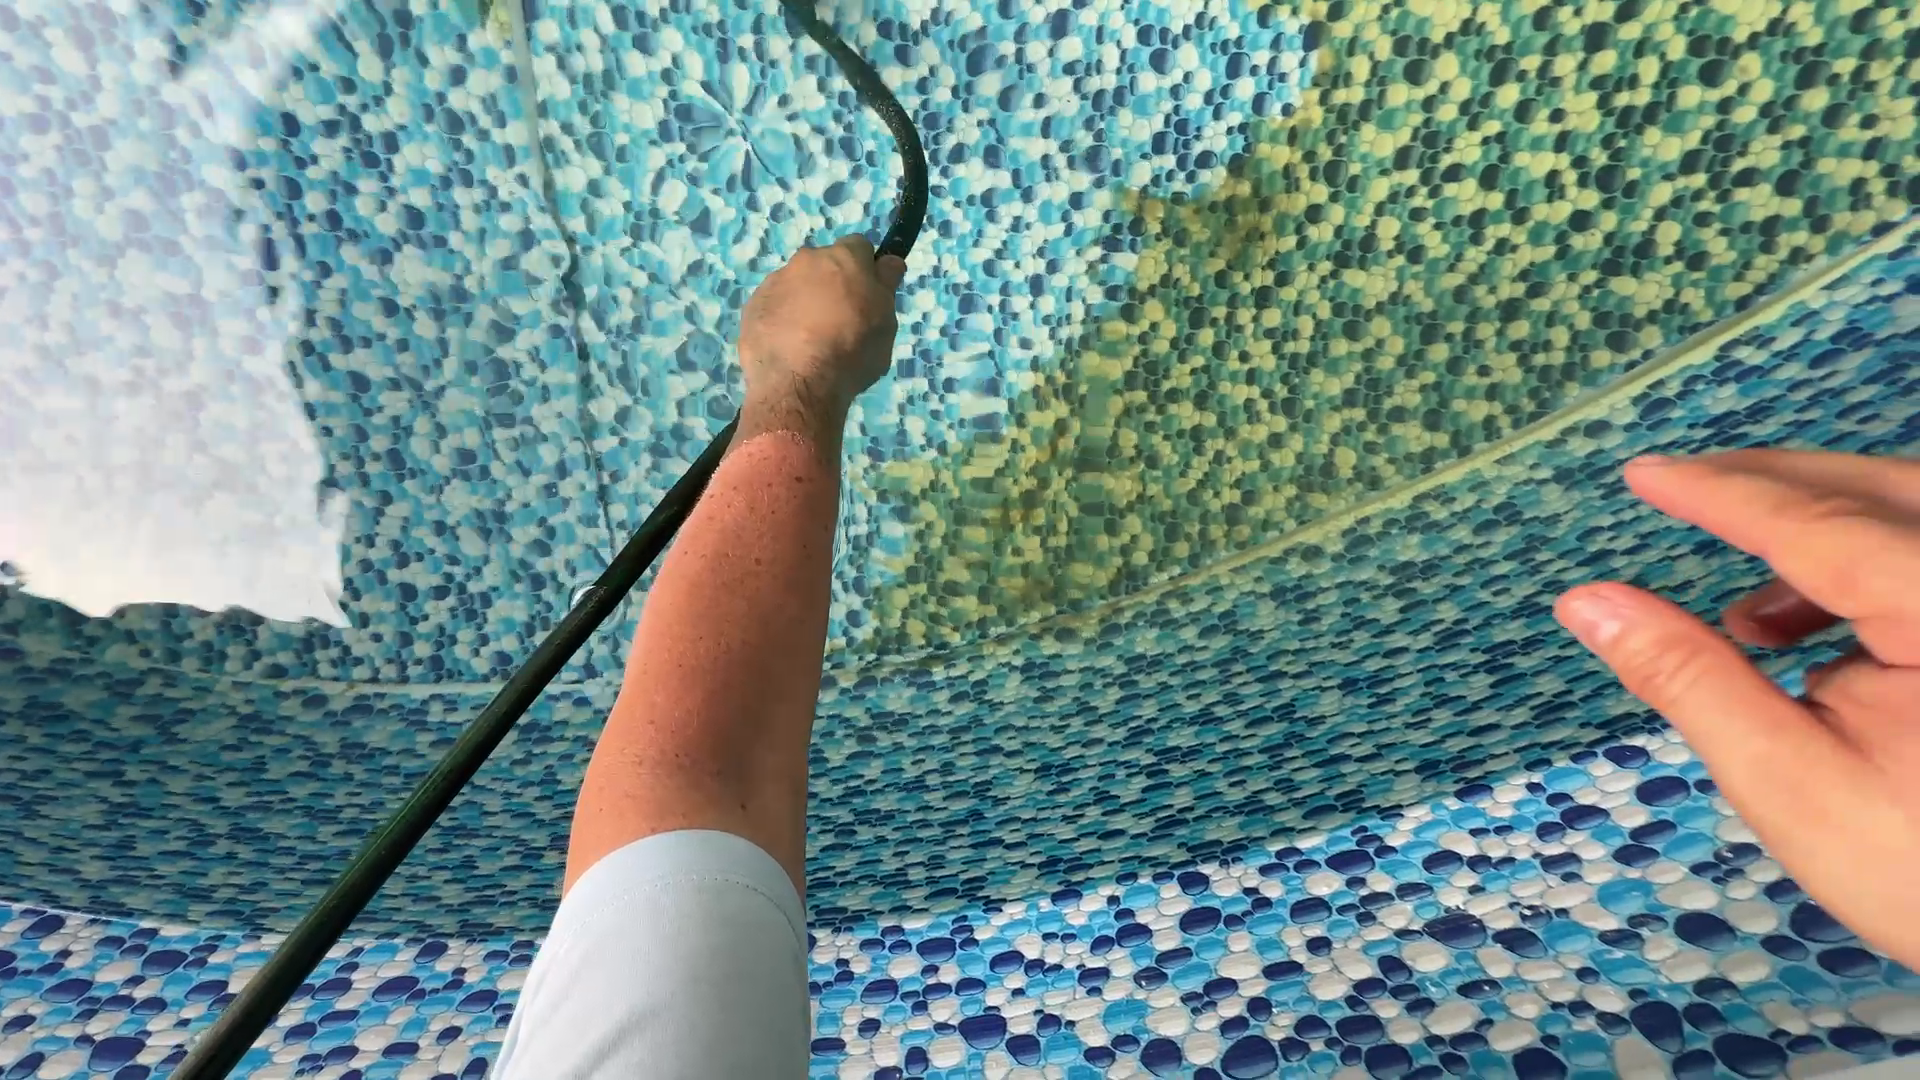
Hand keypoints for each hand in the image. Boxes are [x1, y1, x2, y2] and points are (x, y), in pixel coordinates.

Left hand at [738, 235, 905, 424]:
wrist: (798, 383)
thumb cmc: (853, 351)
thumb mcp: (886, 323)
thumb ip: (886, 287)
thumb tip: (888, 262)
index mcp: (843, 259)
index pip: (860, 247)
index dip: (866, 270)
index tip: (868, 296)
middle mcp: (806, 260)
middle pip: (824, 265)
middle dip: (833, 286)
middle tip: (841, 324)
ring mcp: (775, 281)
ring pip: (796, 285)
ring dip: (806, 303)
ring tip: (811, 342)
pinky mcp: (753, 306)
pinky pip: (775, 306)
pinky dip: (783, 320)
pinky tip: (790, 348)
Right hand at [1555, 450, 1919, 968]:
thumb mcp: (1786, 777)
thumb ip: (1684, 676)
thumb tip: (1584, 601)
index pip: (1814, 522)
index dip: (1717, 492)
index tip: (1641, 473)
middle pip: (1891, 490)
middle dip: (1778, 481)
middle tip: (1685, 487)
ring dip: (1825, 531)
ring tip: (1751, 614)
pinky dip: (1876, 572)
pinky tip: (1832, 642)